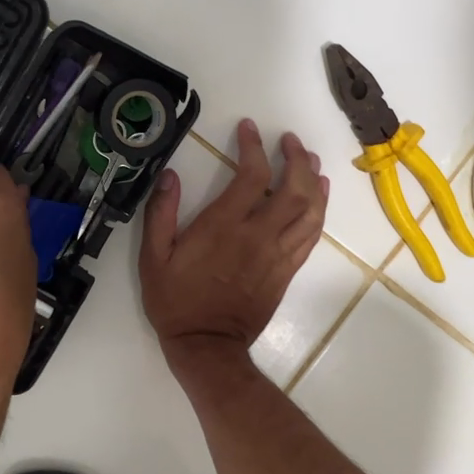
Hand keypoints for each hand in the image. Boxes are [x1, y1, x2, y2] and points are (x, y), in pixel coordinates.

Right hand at [140, 120, 328, 365]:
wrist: (207, 346)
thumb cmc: (176, 301)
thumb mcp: (153, 257)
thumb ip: (161, 213)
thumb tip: (170, 176)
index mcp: (224, 226)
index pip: (251, 175)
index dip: (254, 146)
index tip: (249, 128)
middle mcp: (258, 235)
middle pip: (292, 188)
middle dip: (296, 158)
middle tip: (290, 140)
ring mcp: (277, 253)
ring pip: (309, 209)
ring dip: (314, 180)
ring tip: (309, 160)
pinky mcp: (287, 270)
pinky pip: (311, 234)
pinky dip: (320, 210)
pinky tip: (320, 194)